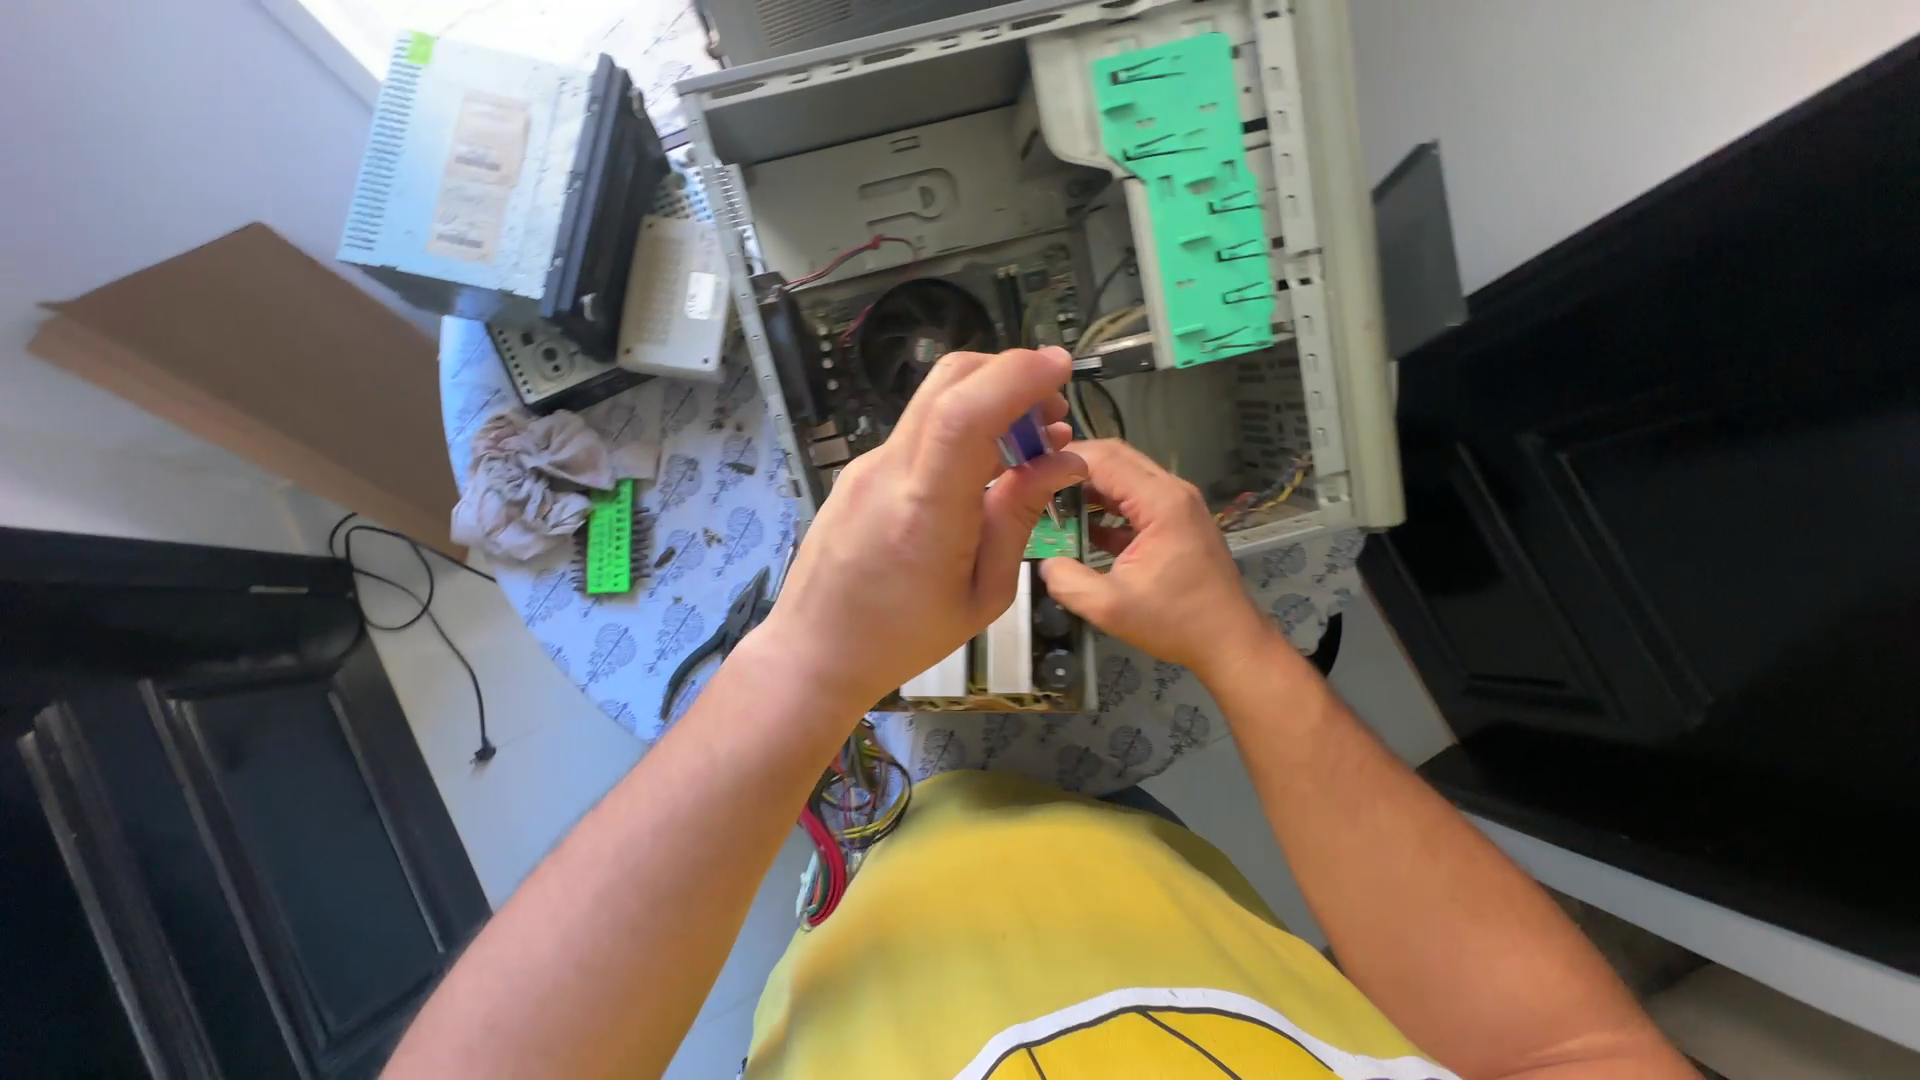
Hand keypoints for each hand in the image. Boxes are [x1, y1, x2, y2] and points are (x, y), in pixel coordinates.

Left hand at [757, 347, 1085, 711]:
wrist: (815, 651)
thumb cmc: (904, 638)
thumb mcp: (983, 594)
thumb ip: (1019, 518)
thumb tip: (1063, 462)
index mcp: (924, 510)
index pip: (965, 411)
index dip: (1016, 376)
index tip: (1060, 369)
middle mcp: (889, 472)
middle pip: (947, 382)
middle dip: (1010, 375)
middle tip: (1052, 412)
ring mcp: (867, 466)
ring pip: (933, 401)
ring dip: (988, 401)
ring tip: (1029, 443)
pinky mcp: (860, 471)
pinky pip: (918, 430)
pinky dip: (961, 428)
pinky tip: (984, 466)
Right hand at [1039, 439, 1272, 678]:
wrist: (1228, 641)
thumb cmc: (1175, 621)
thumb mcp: (1109, 606)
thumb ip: (1066, 580)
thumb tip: (1044, 561)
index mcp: (1161, 502)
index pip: (1104, 459)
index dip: (1064, 460)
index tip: (1029, 471)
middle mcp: (1172, 492)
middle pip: (1116, 458)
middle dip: (1073, 468)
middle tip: (1036, 483)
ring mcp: (1178, 505)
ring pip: (1126, 477)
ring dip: (1090, 486)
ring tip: (1051, 504)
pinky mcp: (1176, 521)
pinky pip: (1135, 499)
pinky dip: (1107, 505)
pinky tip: (1079, 527)